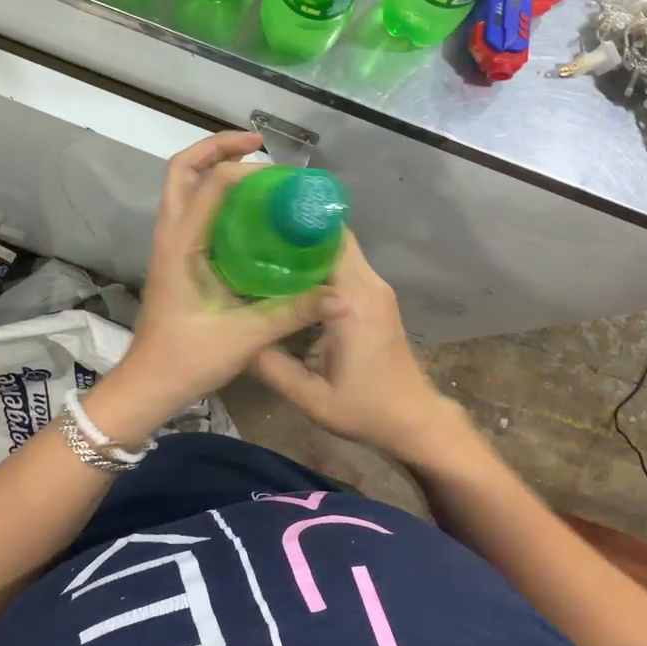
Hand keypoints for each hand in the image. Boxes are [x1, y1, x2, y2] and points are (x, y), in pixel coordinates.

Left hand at [88, 132, 340, 438]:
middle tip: (258, 146)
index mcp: (181, 245)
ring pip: (183, 186)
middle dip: (217, 148)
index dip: (246, 171)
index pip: (210, 185)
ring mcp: (169, 244)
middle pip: (182, 169)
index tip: (281, 177)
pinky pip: (191, 209)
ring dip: (214, 167)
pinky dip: (215, 195)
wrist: (149, 385)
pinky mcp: (175, 257)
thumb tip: (342, 297)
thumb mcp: (245, 336)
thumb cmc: (188, 359)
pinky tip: (250, 211)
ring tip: (257, 170)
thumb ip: (293, 313)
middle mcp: (170, 235)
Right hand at [251, 232, 471, 464]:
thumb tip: (235, 335)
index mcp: (352, 302)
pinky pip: (345, 264)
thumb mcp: (310, 397)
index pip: (326, 242)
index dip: (292, 229)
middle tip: (254, 238)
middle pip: (331, 238)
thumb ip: (270, 366)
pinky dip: (318, 263)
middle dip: (295, 233)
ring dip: (306, 247)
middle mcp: (368, 284)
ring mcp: (376, 287)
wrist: (412, 418)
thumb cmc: (364, 408)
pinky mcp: (375, 295)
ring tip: (265, 253)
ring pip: (338, 248)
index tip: (256, 227)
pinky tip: (289, 276)